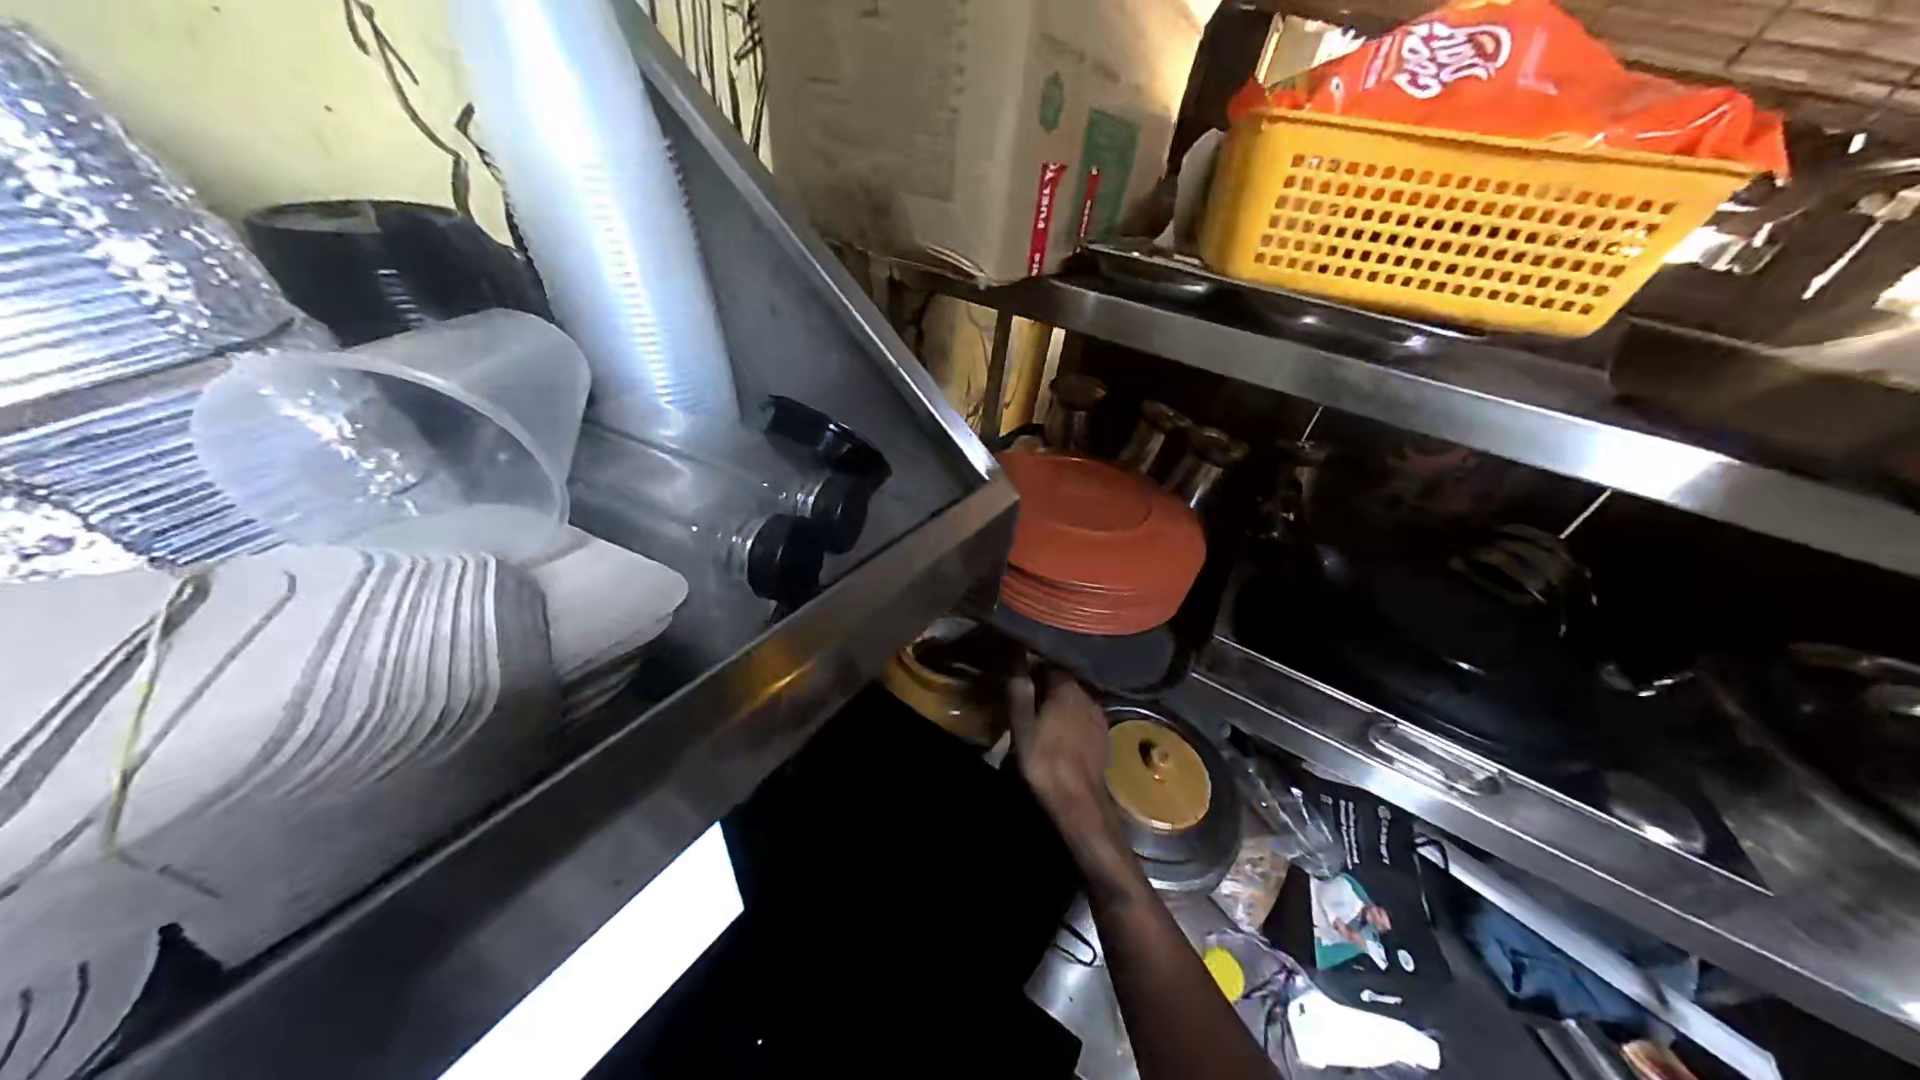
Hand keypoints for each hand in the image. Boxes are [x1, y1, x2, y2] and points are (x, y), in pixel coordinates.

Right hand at [1012, 670, 1127, 868]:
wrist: (1077, 797)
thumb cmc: (1044, 759)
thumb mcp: (1022, 725)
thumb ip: (1019, 691)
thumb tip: (1016, 661)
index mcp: (1066, 688)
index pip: (1050, 666)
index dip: (1035, 671)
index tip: (1023, 680)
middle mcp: (1087, 695)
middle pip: (1067, 682)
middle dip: (1051, 687)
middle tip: (1033, 699)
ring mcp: (1100, 714)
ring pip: (1078, 699)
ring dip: (1065, 703)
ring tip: (1049, 716)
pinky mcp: (1105, 733)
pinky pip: (1087, 716)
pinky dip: (1076, 718)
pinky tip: (1066, 732)